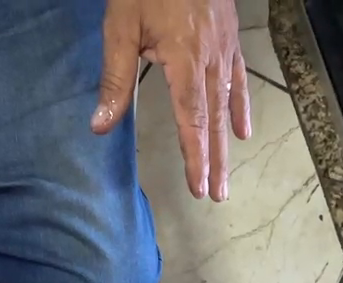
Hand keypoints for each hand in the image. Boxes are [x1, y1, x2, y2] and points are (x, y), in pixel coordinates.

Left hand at [93, 0, 251, 200]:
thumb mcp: (121, 26)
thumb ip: (115, 79)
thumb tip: (100, 127)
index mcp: (185, 59)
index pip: (192, 120)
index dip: (196, 156)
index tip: (199, 187)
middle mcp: (210, 57)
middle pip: (214, 120)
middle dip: (216, 161)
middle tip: (218, 196)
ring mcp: (224, 45)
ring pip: (228, 103)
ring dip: (228, 143)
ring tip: (228, 175)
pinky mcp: (228, 35)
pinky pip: (238, 77)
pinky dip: (241, 105)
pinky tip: (243, 129)